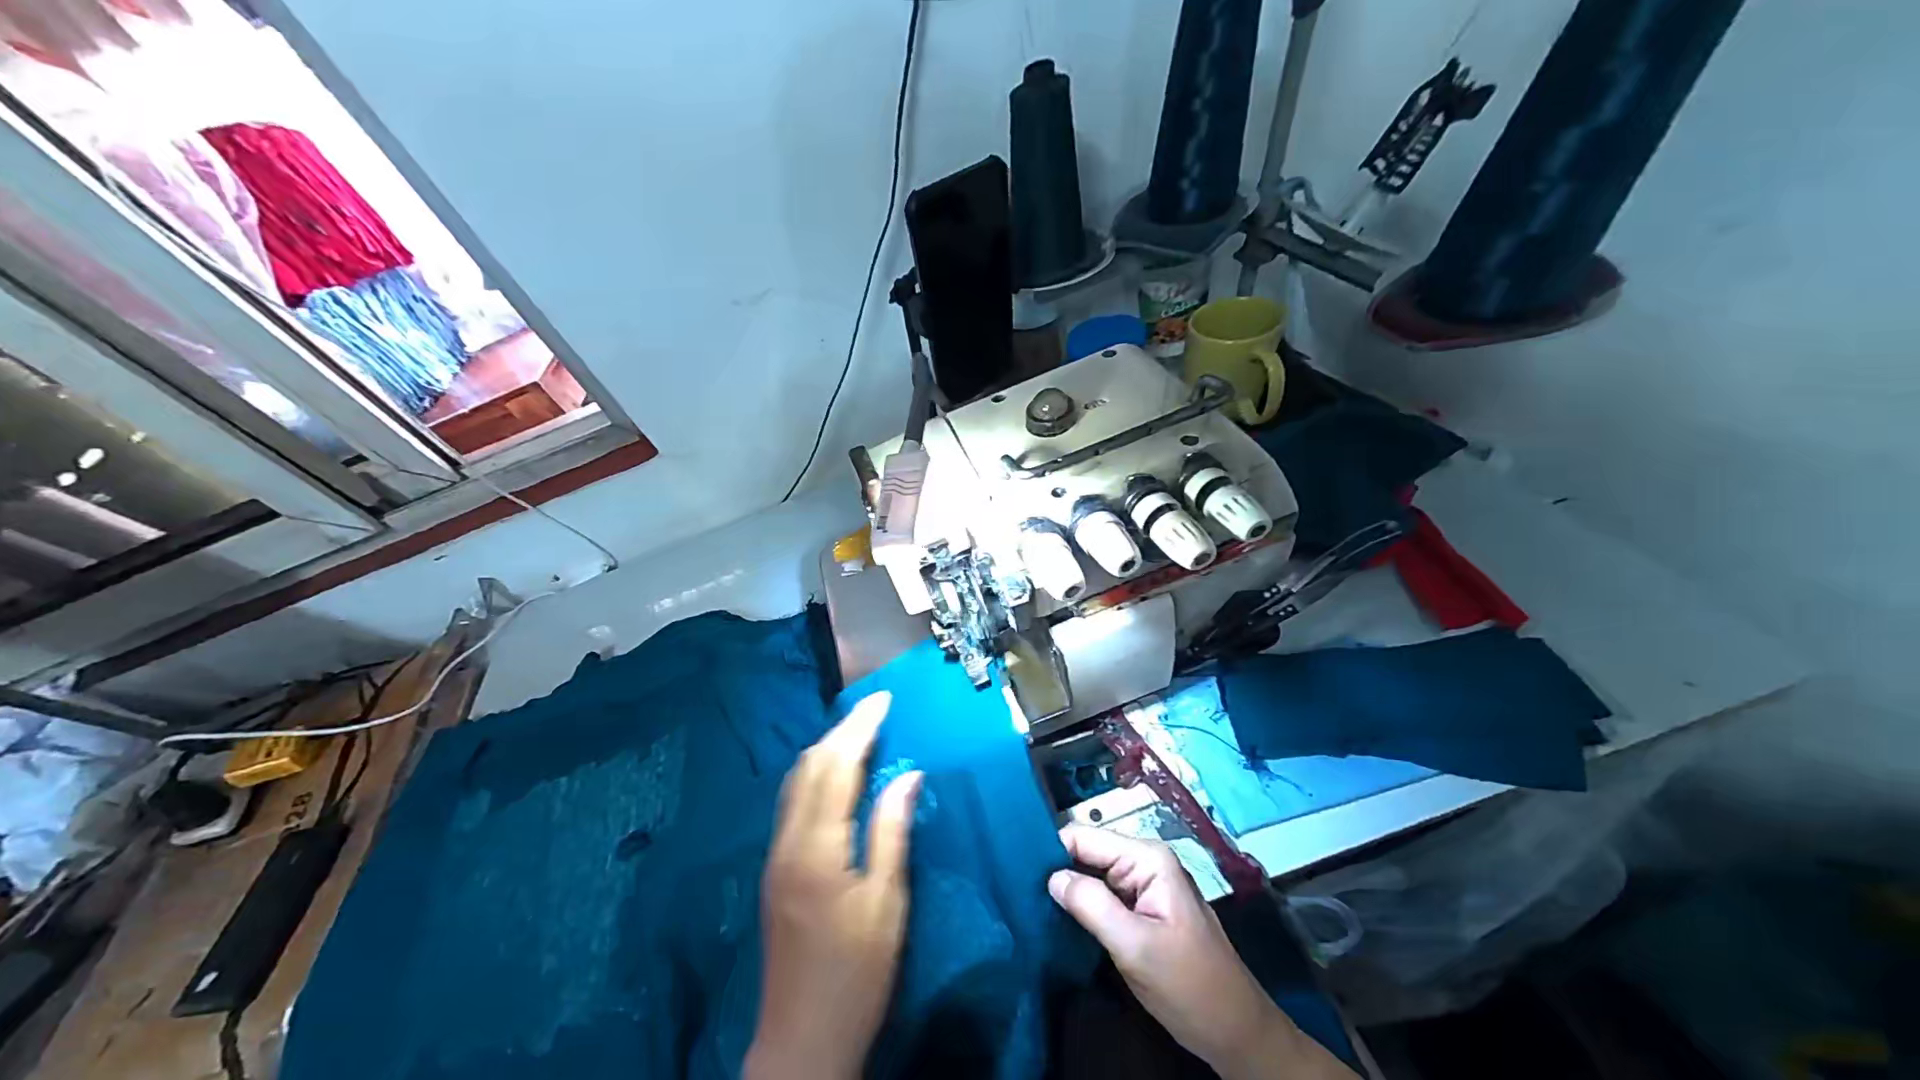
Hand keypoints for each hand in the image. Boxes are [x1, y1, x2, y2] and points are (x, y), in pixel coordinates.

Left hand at [744, 692, 922, 1079]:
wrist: (801, 1038)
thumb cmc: (857, 971)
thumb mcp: (887, 901)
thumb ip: (892, 830)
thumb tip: (908, 774)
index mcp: (817, 844)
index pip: (838, 766)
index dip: (861, 728)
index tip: (884, 699)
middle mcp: (787, 840)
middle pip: (809, 766)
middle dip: (841, 731)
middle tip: (875, 711)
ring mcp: (775, 856)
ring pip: (795, 783)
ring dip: (825, 751)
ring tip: (859, 733)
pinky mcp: (774, 871)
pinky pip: (791, 803)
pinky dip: (815, 777)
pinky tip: (835, 779)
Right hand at [1048, 826, 1356, 1079]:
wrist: (1235, 1031)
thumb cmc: (1190, 986)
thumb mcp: (1136, 947)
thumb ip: (1091, 905)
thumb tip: (1050, 877)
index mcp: (1147, 858)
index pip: (1084, 837)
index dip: (1051, 851)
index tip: (1018, 872)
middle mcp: (1144, 862)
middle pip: (1085, 853)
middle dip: (1057, 871)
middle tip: (1021, 893)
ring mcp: (1142, 885)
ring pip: (1090, 875)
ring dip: (1066, 890)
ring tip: (1032, 905)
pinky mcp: (1139, 909)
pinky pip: (1101, 895)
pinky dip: (1080, 906)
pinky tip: (1058, 918)